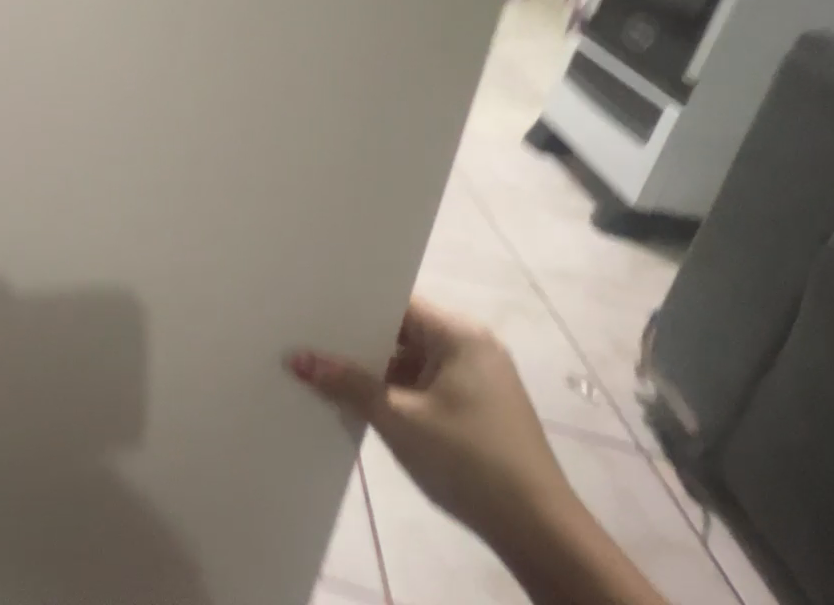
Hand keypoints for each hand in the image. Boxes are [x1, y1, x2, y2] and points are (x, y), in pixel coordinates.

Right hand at [286, 298, 572, 547]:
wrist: (537, 530)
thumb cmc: (467, 459)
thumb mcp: (397, 418)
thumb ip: (345, 382)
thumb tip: (296, 358)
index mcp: (460, 336)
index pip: (396, 302)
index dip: (352, 305)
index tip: (309, 306)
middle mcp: (471, 348)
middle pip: (400, 330)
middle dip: (355, 340)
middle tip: (304, 337)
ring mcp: (474, 380)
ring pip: (407, 360)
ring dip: (371, 370)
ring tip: (319, 368)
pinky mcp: (472, 408)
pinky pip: (420, 384)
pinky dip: (391, 391)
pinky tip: (353, 399)